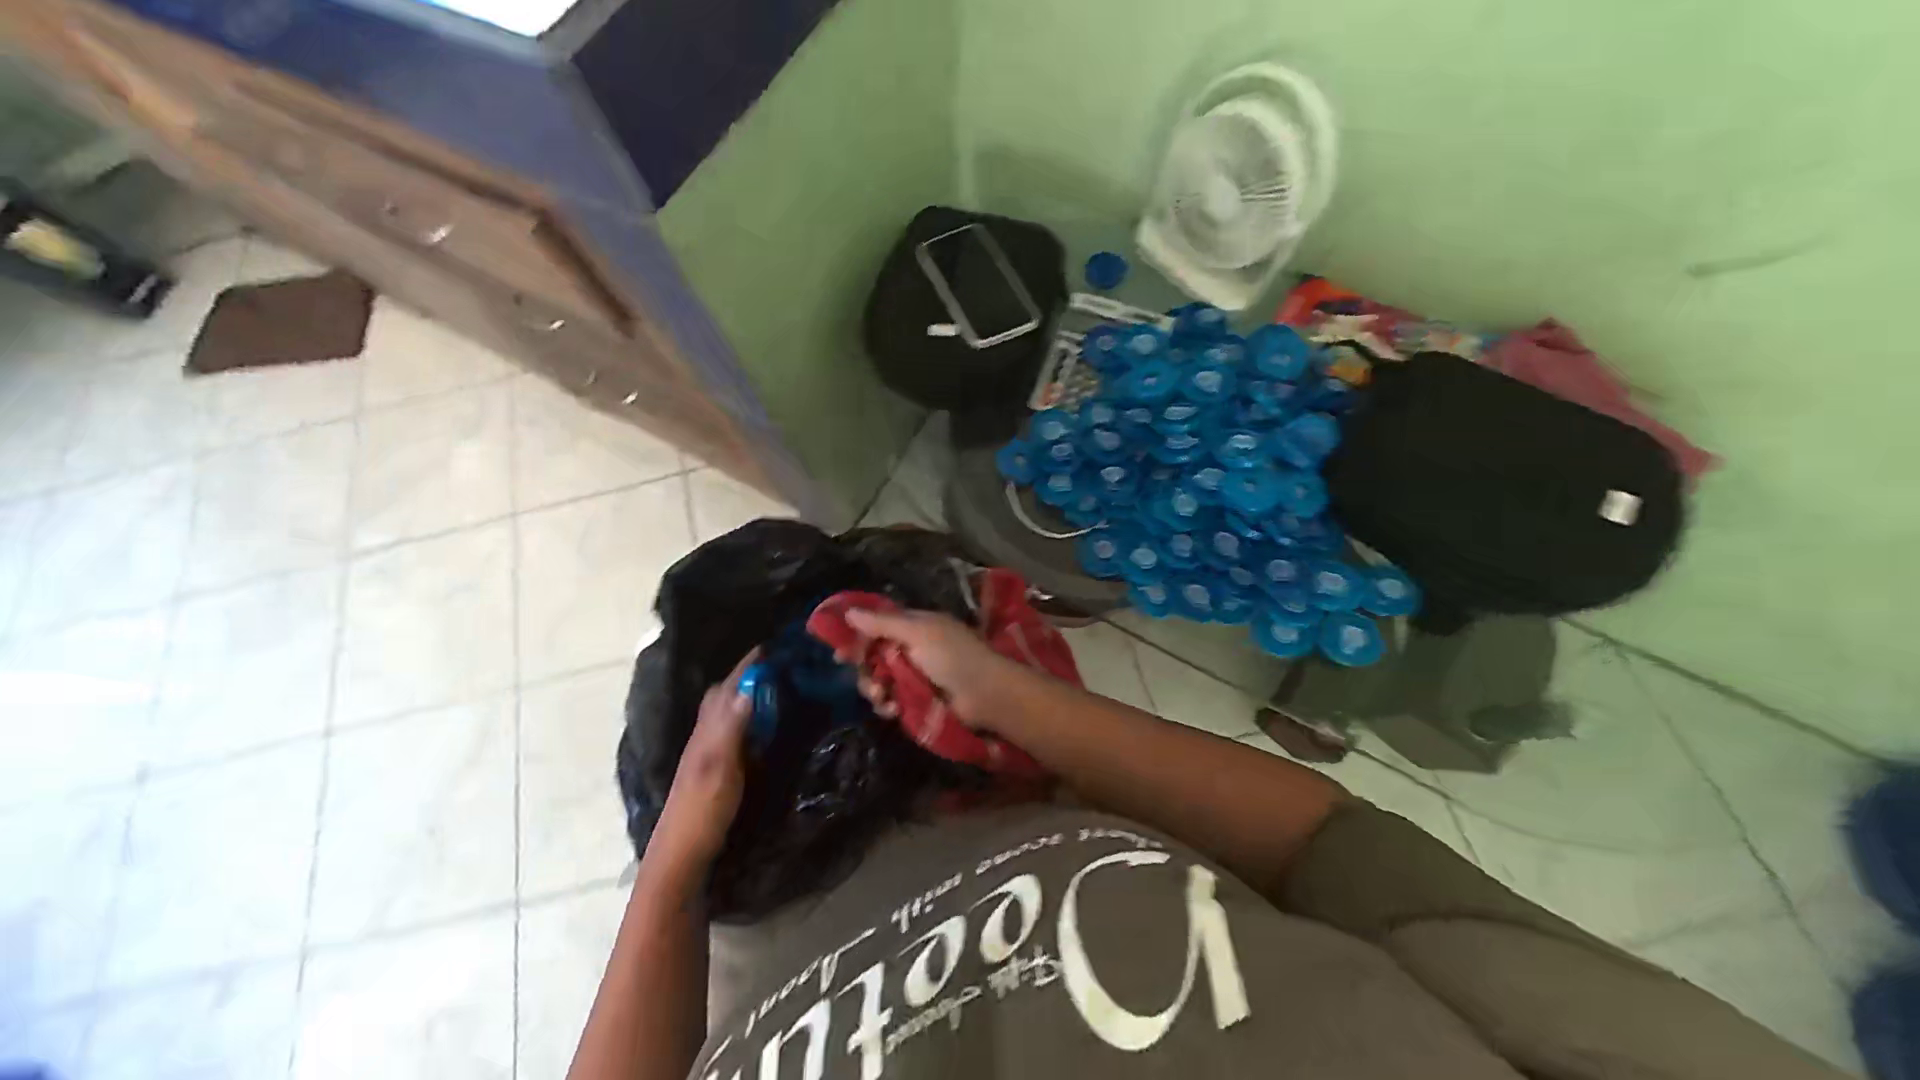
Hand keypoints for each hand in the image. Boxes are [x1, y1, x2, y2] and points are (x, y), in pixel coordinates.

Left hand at [650, 650, 756, 871]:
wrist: (680, 858)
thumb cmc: (701, 813)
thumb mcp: (719, 769)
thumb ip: (730, 729)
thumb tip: (747, 690)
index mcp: (706, 732)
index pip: (727, 688)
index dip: (746, 667)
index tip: (770, 647)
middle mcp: (704, 737)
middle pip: (722, 697)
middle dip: (746, 677)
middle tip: (777, 668)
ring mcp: (707, 755)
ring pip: (726, 714)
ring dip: (746, 698)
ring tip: (775, 692)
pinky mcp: (715, 771)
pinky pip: (732, 733)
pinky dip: (748, 722)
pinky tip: (763, 731)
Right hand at [839, 609, 1021, 726]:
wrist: (986, 695)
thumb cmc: (953, 656)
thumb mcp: (918, 633)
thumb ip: (882, 623)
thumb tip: (849, 612)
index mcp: (914, 625)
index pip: (877, 625)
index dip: (857, 637)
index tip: (840, 653)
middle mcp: (912, 647)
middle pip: (873, 656)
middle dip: (866, 670)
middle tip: (870, 681)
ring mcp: (914, 675)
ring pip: (879, 680)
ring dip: (876, 690)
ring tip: (884, 699)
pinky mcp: (917, 700)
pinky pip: (891, 701)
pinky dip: (888, 705)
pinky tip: (894, 710)